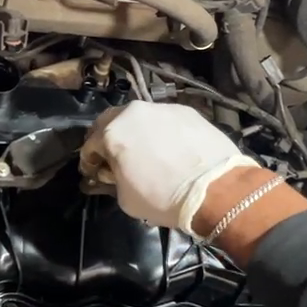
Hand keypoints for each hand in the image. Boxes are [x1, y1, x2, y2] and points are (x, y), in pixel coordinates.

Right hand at [81, 100, 259, 232]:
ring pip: (139, 118)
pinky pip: (165, 120)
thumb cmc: (163, 197)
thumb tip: (108, 174)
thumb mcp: (125, 198)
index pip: (89, 145)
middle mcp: (132, 112)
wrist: (217, 189)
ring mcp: (161, 108)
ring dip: (137, 132)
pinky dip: (162, 131)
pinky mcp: (186, 111)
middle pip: (111, 122)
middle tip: (116, 158)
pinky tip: (171, 148)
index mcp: (111, 133)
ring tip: (146, 151)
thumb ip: (110, 180)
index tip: (95, 173)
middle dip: (109, 139)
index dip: (90, 162)